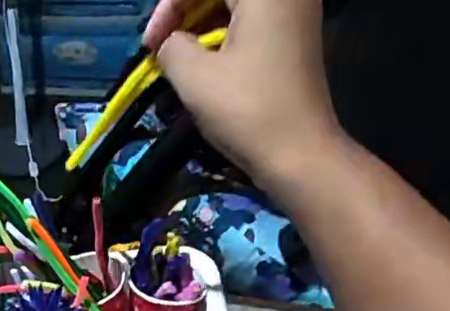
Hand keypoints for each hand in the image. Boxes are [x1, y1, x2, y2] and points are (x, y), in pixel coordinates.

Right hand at [142, 0, 341, 188]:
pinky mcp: (294, 35)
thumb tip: (168, 43)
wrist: (300, 155)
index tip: (150, 44)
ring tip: (179, 58)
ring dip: (202, 23)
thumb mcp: (196, 80)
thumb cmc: (248, 113)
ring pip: (235, 4)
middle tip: (161, 49)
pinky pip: (251, 19)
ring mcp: (293, 9)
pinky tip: (205, 61)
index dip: (169, 5)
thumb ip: (172, 48)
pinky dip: (223, 34)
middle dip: (186, 12)